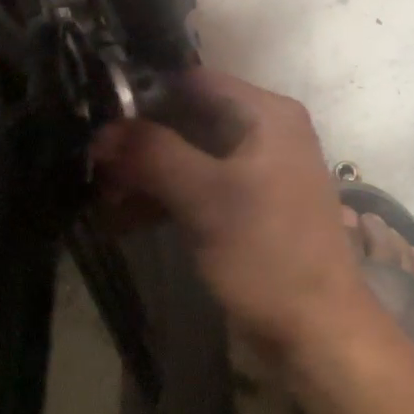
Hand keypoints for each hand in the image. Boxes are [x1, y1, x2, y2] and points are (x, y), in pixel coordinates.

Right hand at [92, 69, 378, 359]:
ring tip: (102, 196)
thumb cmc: (267, 252)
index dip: (146, 94)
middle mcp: (266, 131)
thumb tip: (102, 131)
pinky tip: (123, 219)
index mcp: (266, 114)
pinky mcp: (249, 206)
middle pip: (190, 118)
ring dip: (148, 173)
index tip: (100, 115)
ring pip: (191, 155)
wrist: (318, 332)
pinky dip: (166, 197)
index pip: (195, 81)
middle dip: (141, 141)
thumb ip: (153, 155)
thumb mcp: (205, 198)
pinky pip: (200, 186)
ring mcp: (259, 170)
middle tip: (95, 164)